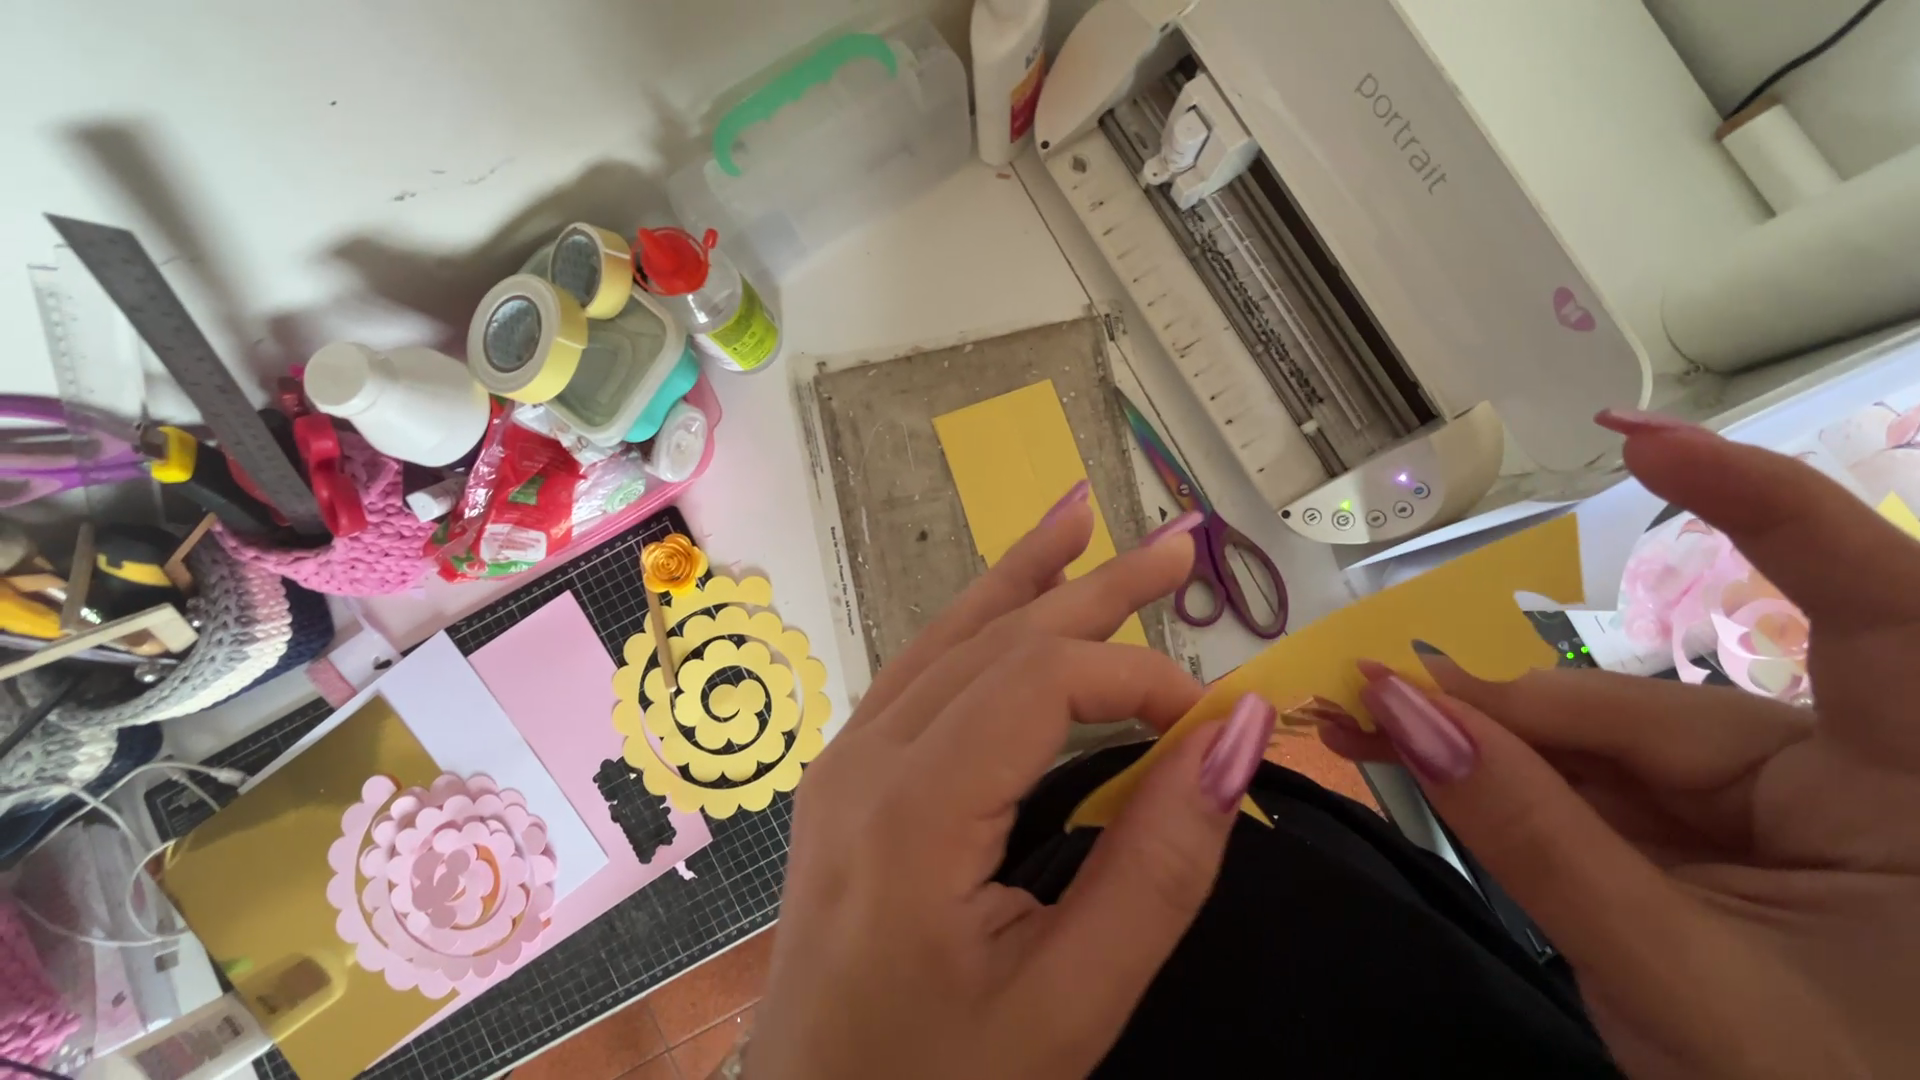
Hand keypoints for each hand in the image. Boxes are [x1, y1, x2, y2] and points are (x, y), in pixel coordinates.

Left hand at [748, 488, 1275, 1079]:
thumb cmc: (942, 1078)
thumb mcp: (1071, 1001)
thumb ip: (1157, 865)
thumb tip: (1235, 733)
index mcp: (911, 809)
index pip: (1041, 682)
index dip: (1139, 677)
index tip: (1211, 723)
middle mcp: (865, 757)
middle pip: (995, 639)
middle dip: (1096, 590)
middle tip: (1181, 543)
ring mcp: (845, 758)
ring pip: (948, 637)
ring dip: (1028, 579)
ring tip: (1085, 517)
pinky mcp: (846, 773)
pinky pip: (920, 672)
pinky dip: (975, 620)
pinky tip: (1009, 596)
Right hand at [1319, 418, 1919, 1076]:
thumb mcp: (1668, 973)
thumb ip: (1530, 834)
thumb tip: (1399, 708)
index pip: (1873, 608)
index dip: (1759, 509)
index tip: (1635, 443)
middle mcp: (1857, 780)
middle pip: (1640, 716)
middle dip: (1496, 713)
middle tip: (1365, 703)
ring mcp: (1774, 814)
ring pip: (1598, 755)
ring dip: (1478, 749)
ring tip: (1364, 733)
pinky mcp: (1712, 843)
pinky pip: (1590, 796)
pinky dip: (1502, 787)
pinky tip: (1418, 762)